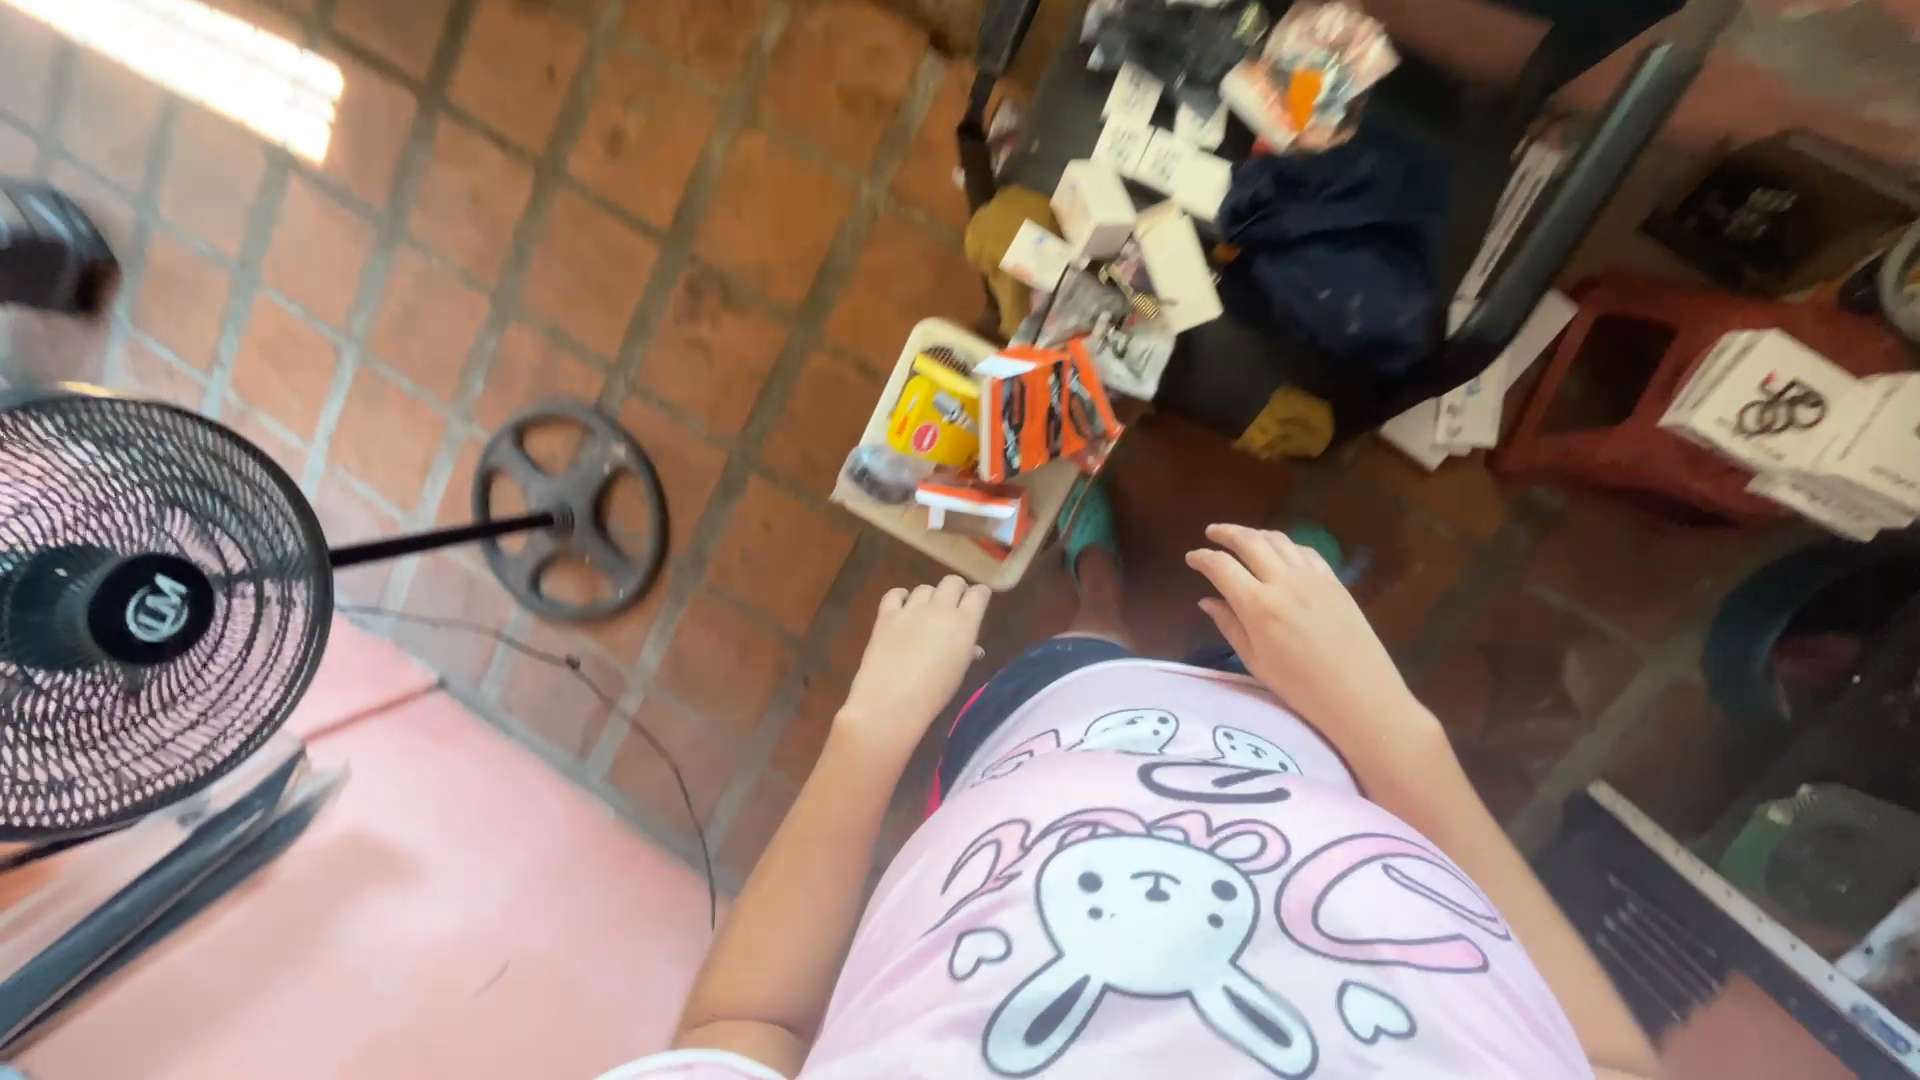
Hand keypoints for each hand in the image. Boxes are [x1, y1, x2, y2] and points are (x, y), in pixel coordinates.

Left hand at [838, 575, 990, 759]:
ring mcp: (911, 609)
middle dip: (956, 590)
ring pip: (925, 587)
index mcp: (964, 624)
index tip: (978, 599)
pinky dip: (901, 596)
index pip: (978, 594)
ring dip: (929, 597)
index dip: (979, 594)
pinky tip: (902, 606)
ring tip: (925, 612)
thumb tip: (972, 648)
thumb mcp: (958, 673)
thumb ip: (966, 652)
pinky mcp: (886, 615)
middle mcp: (940, 609)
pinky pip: (895, 594)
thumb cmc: (933, 695)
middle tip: (953, 604)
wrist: (891, 703)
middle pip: (952, 582)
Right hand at [1186, 524, 1441, 756]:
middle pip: (1249, 541)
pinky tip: (1279, 551)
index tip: (1191, 558)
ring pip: (1278, 540)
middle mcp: (1284, 582)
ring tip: (1241, 537)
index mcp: (1258, 606)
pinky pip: (1304, 551)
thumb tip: (1207, 601)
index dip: (1201, 558)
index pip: (1221, 567)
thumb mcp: (1255, 660)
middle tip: (1211, 532)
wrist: (1360, 695)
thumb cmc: (1300, 686)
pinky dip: (1285, 544)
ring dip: (1254, 534)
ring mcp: (1312, 577)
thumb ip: (1229, 625)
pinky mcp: (1334, 580)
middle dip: (1226, 532)